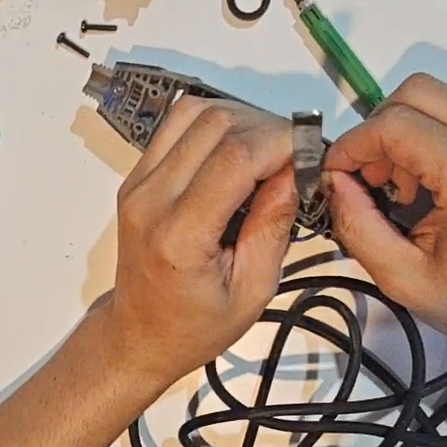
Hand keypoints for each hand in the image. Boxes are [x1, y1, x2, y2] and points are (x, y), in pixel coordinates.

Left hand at [95, 96, 296, 389]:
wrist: (139, 334)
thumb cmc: (194, 325)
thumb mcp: (253, 291)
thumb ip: (273, 227)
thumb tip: (296, 169)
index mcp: (179, 238)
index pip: (234, 158)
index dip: (281, 143)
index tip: (310, 153)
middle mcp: (150, 201)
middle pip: (215, 123)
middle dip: (267, 128)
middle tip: (296, 155)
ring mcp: (137, 184)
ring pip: (194, 112)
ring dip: (241, 119)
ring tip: (269, 152)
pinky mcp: (136, 177)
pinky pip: (177, 125)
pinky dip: (215, 125)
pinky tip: (239, 151)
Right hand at [323, 74, 446, 383]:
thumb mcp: (403, 280)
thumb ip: (358, 225)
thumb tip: (334, 179)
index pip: (395, 124)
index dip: (354, 144)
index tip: (338, 173)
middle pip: (420, 92)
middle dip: (381, 131)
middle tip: (377, 180)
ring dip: (416, 136)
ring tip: (417, 190)